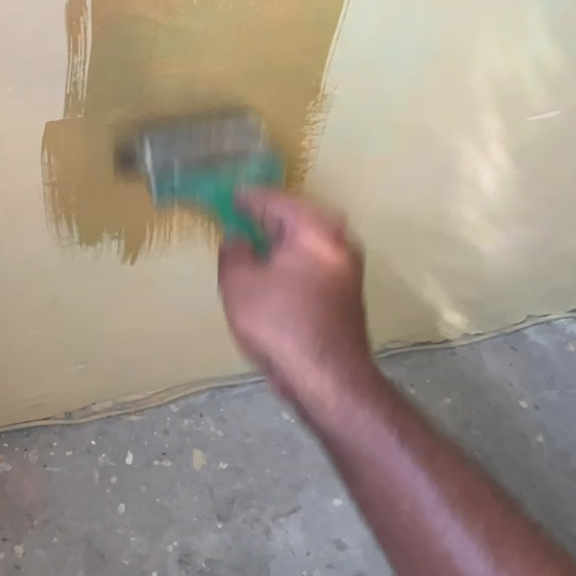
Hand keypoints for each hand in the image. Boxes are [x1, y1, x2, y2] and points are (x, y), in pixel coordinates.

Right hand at [217, 189, 372, 393]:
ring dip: (280, 243)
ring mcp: (347, 269)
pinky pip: (312, 264)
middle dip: (267, 219)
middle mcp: (339, 242)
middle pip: (297, 219)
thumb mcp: (239, 283)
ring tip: (250, 246)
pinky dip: (291, 262)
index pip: (275, 200)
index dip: (248, 198)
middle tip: (238, 218)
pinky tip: (270, 274)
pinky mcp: (346, 294)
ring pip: (306, 243)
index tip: (228, 197)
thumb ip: (233, 252)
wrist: (327, 378)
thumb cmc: (280, 323)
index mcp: (315, 229)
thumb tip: (238, 240)